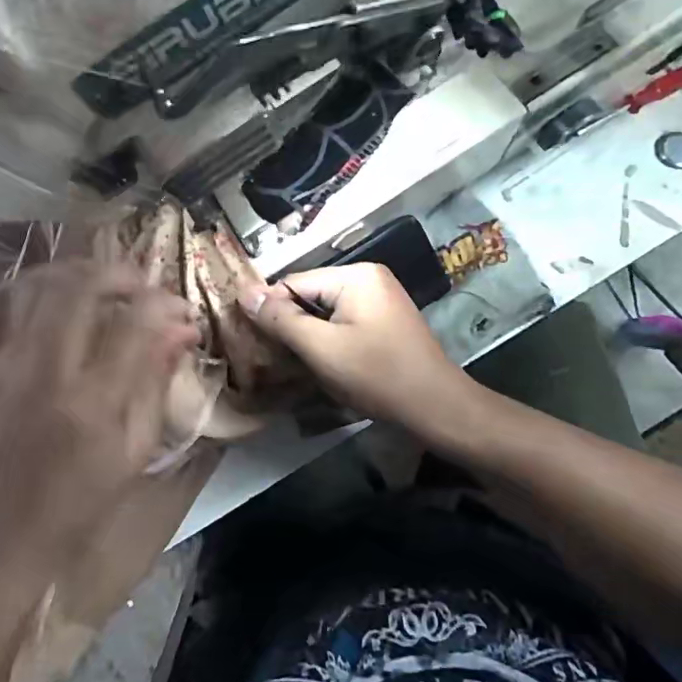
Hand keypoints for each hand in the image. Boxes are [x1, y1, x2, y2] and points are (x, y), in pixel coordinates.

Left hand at [0, 261, 199, 563]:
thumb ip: (156, 382)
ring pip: (32, 286)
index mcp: (92, 402)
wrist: (1, 539)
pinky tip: (44, 296)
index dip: (164, 304)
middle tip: (140, 284)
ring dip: (72, 272)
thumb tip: (182, 329)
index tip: (181, 308)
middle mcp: (43, 373)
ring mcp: (1, 367)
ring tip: (98, 282)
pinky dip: (17, 288)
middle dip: (118, 273)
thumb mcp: (136, 450)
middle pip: (78, 288)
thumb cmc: (80, 501)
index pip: (134, 324)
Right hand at [242, 263, 479, 433]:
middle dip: (290, 325)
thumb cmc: (377, 375)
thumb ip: (281, 319)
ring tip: (295, 364)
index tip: (249, 339)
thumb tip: (245, 292)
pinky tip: (324, 366)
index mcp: (355, 275)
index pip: (294, 282)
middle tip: (271, 357)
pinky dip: (330, 341)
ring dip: (309, 337)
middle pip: (310, 295)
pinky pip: (344, 323)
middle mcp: (368, 278)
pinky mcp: (385, 321)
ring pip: (326, 312)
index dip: (270, 310)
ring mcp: (380, 299)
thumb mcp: (322, 348)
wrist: (436, 406)